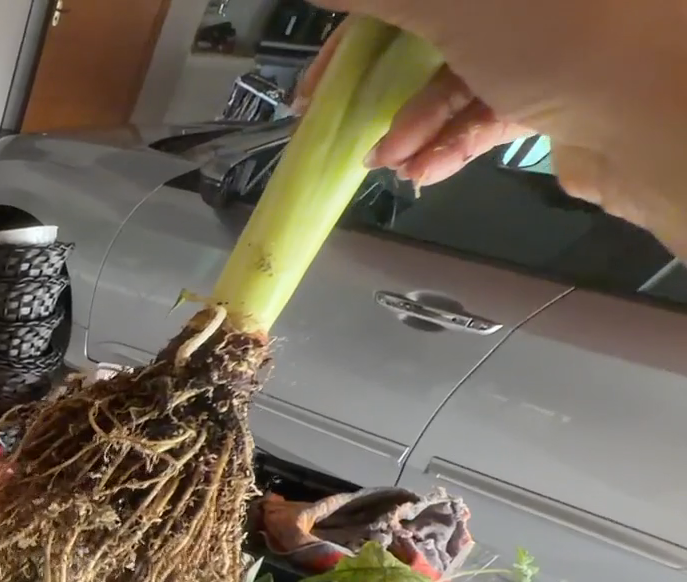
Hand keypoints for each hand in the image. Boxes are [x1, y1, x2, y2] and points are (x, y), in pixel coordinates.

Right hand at [297, 1, 686, 253]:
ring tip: (388, 161)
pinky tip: (423, 169)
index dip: (363, 31)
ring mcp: (568, 34)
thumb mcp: (453, 3)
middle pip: (440, 30)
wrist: (666, 108)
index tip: (324, 76)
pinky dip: (451, 140)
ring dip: (414, 124)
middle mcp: (552, 0)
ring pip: (465, 75)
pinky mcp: (574, 84)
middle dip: (387, 86)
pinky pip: (495, 107)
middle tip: (342, 124)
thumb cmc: (567, 34)